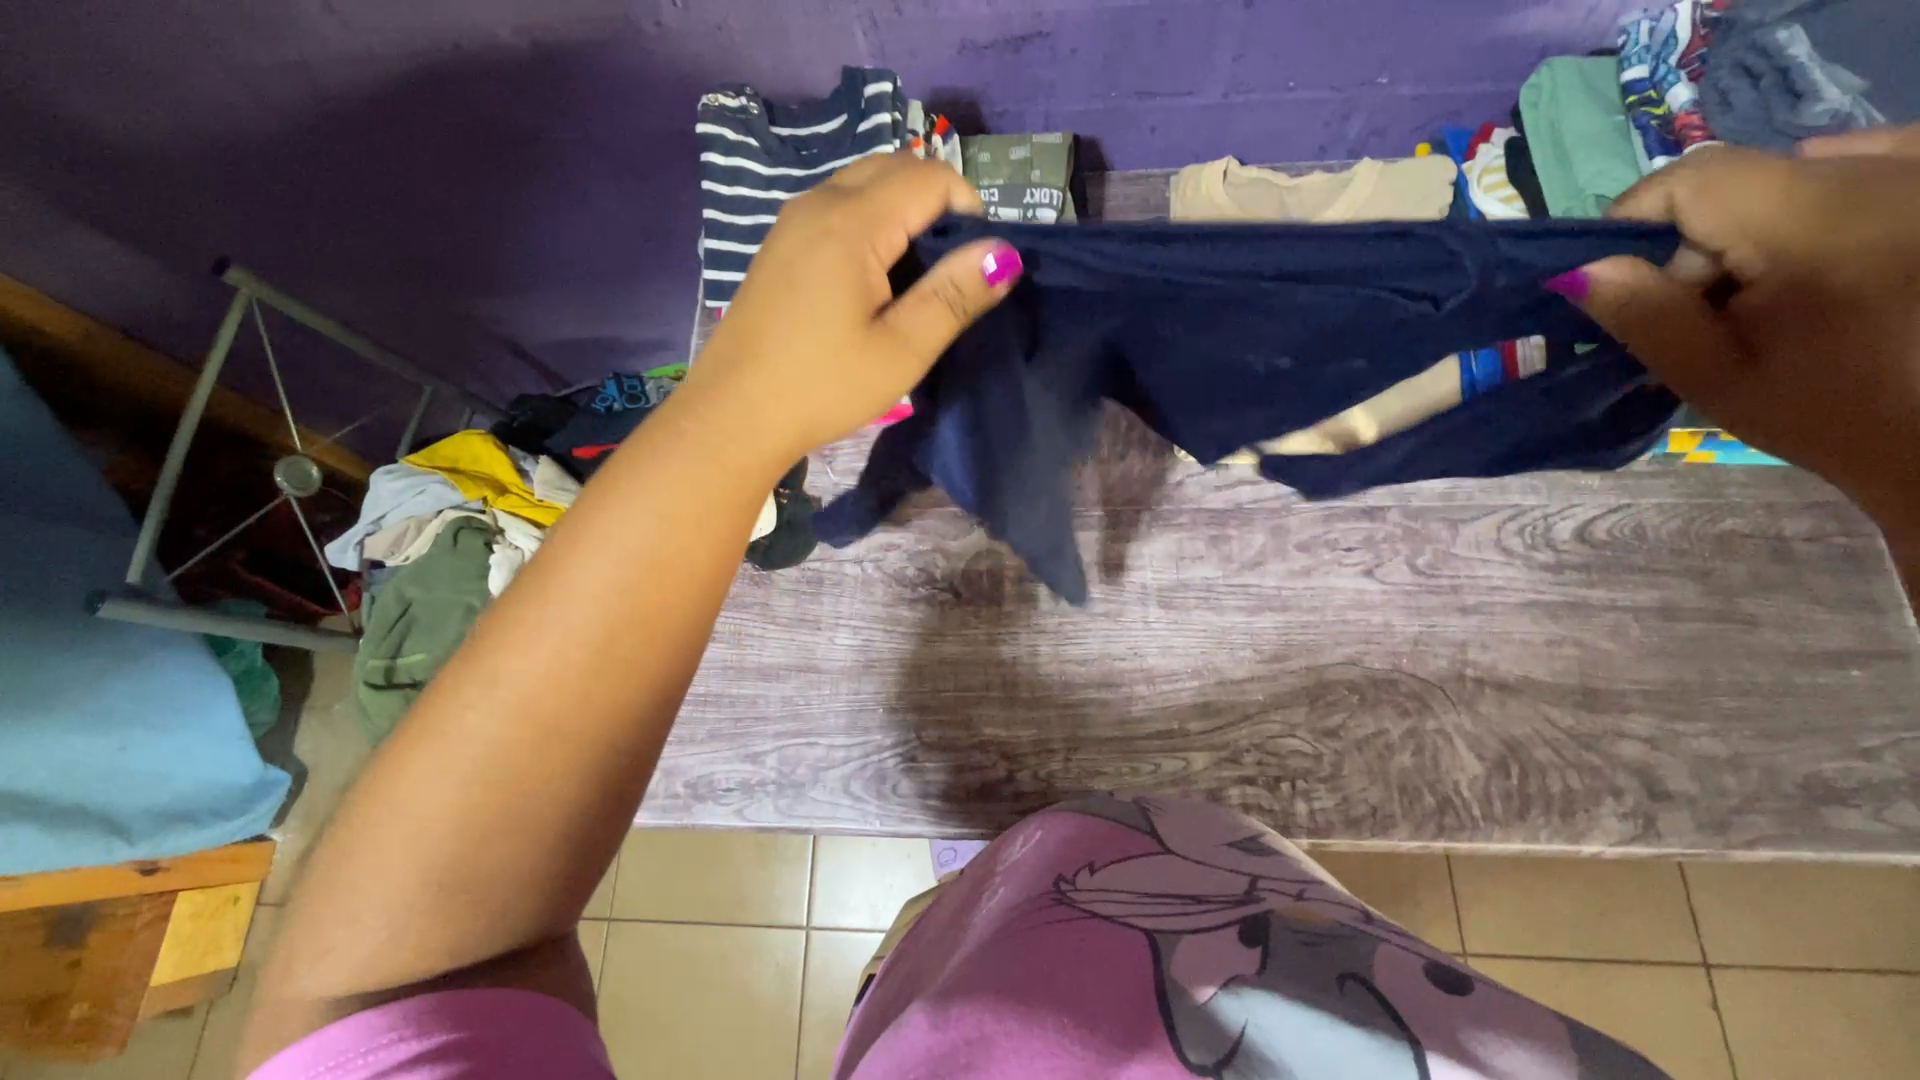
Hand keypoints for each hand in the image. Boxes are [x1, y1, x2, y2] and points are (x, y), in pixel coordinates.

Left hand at [679, 152, 1021, 462]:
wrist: (733, 414)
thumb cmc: (822, 387)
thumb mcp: (901, 350)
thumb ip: (954, 295)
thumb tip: (1005, 252)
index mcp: (851, 222)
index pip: (930, 177)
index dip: (968, 209)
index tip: (974, 266)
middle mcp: (818, 202)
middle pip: (896, 167)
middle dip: (937, 203)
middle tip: (949, 270)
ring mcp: (792, 220)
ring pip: (864, 183)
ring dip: (903, 211)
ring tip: (914, 278)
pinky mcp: (780, 243)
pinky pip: (837, 206)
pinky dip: (870, 222)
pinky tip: (872, 281)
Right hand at [1550, 126, 1919, 532]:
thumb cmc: (1834, 415)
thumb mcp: (1717, 377)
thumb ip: (1644, 313)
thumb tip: (1576, 268)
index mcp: (1820, 219)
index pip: (1690, 178)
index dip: (1635, 222)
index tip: (1623, 284)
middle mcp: (1890, 169)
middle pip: (1743, 181)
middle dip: (1702, 243)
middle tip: (1710, 316)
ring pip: (1798, 172)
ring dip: (1761, 227)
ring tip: (1777, 292)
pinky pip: (1872, 158)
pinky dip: (1830, 199)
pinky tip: (1838, 250)